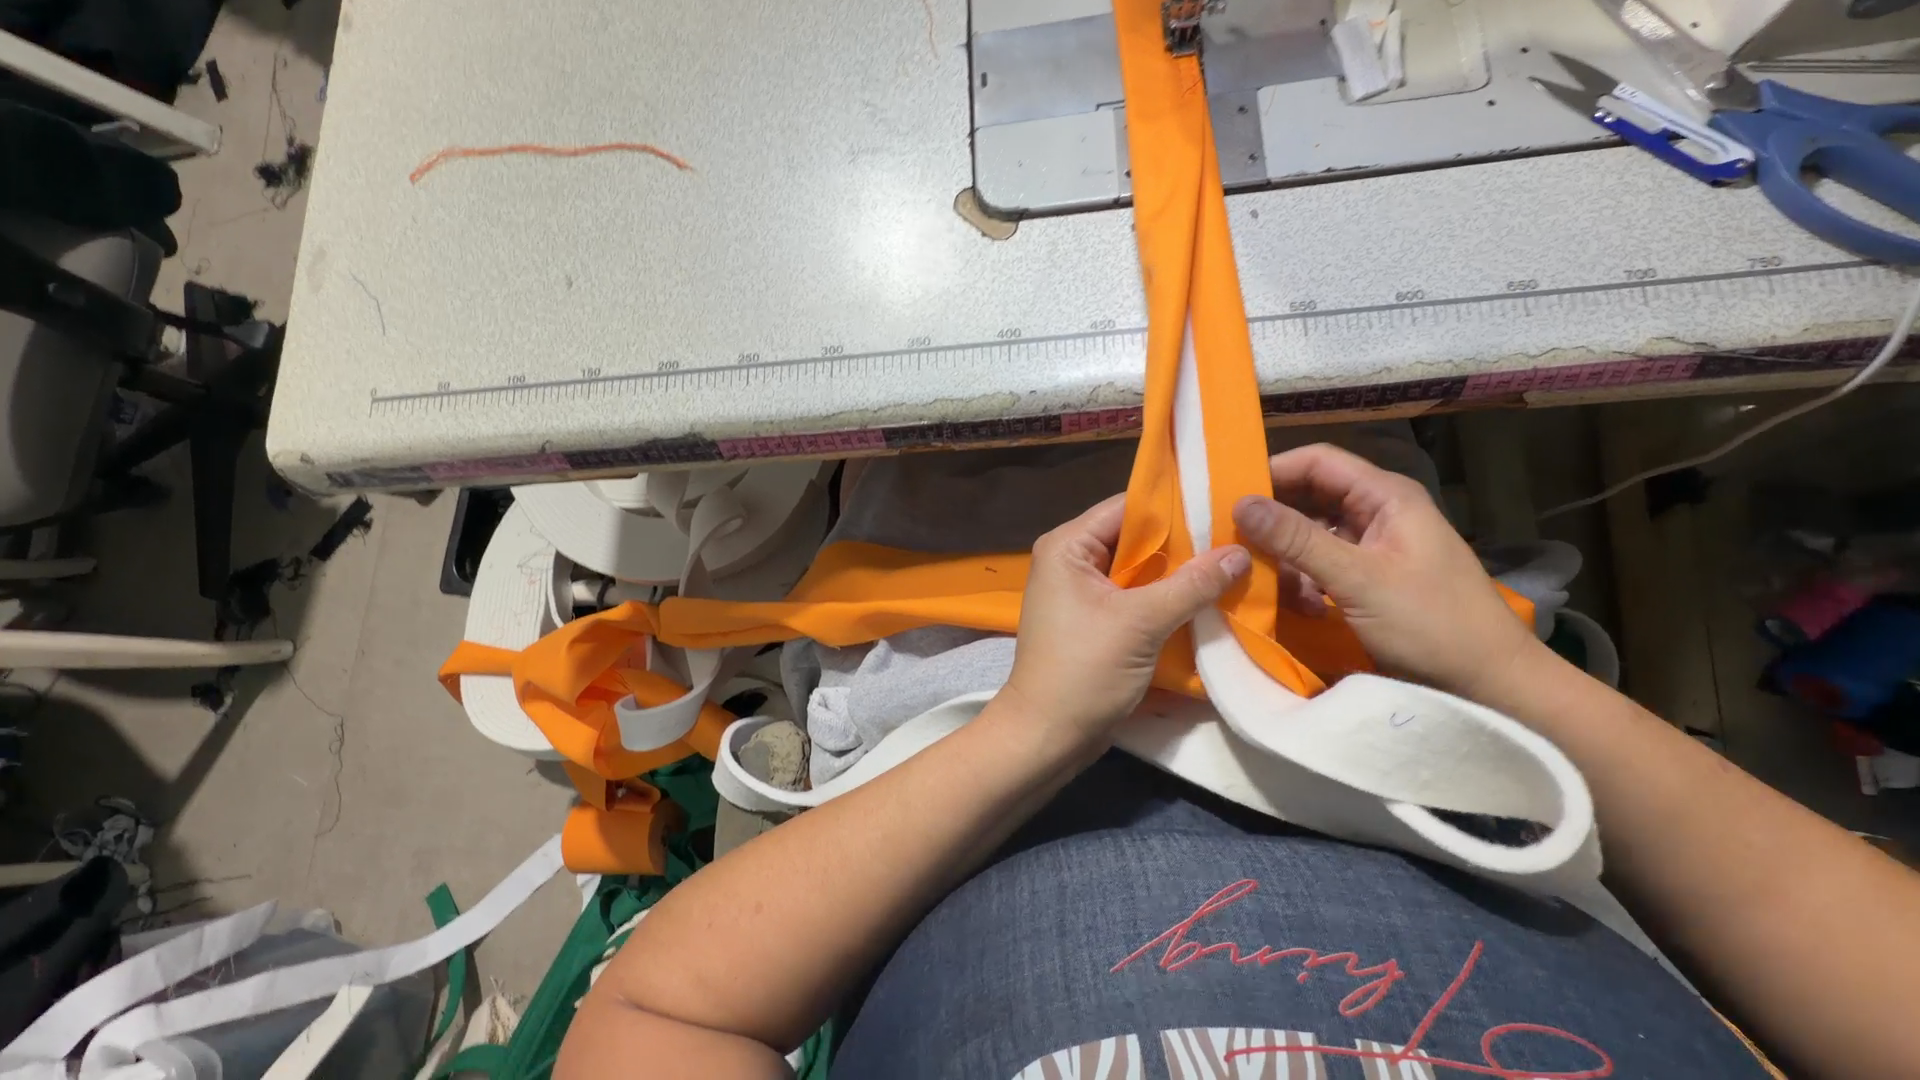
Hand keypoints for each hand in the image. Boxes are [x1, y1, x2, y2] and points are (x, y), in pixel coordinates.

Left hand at [1003, 494, 1250, 742]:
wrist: (1047, 736)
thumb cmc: (1084, 670)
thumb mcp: (1141, 623)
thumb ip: (1191, 585)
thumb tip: (1240, 552)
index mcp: (1068, 546)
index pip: (1128, 507)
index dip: (1176, 506)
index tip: (1226, 506)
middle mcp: (1072, 561)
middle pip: (1137, 539)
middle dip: (1185, 543)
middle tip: (1241, 540)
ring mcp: (1083, 594)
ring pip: (1141, 571)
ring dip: (1180, 575)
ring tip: (1236, 568)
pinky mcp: (1096, 623)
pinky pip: (1137, 598)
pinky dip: (1167, 601)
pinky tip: (1209, 602)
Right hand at [1231, 444, 1545, 701]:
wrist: (1491, 683)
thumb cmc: (1431, 623)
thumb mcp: (1358, 579)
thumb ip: (1297, 540)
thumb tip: (1240, 503)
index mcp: (1385, 496)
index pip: (1317, 461)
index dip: (1272, 471)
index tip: (1227, 496)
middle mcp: (1378, 512)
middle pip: (1311, 497)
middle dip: (1272, 518)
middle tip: (1229, 539)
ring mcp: (1375, 547)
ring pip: (1313, 534)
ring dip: (1285, 555)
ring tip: (1260, 579)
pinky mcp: (1370, 579)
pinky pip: (1323, 565)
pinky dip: (1302, 580)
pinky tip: (1294, 604)